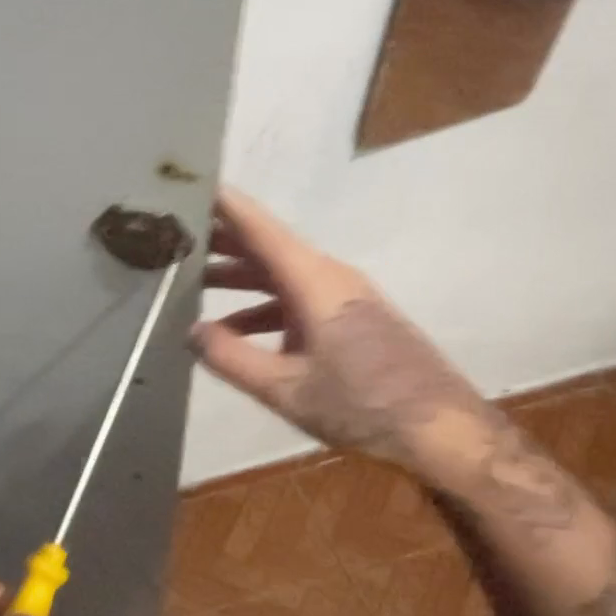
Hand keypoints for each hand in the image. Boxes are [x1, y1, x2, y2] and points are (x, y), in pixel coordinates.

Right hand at [192, 188, 489, 473]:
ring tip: (190, 282)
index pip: (259, 228)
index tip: (188, 184)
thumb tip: (191, 332)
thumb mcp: (284, 389)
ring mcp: (342, 298)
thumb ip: (231, 358)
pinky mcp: (350, 320)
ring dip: (238, 277)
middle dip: (220, 240)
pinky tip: (234, 331)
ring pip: (279, 275)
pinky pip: (295, 300)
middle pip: (266, 247)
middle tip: (171, 235)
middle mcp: (328, 278)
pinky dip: (261, 307)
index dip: (224, 204)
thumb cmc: (362, 404)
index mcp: (314, 281)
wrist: (443, 431)